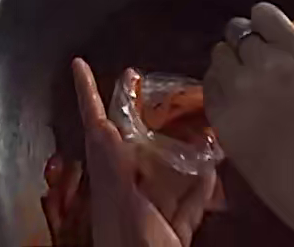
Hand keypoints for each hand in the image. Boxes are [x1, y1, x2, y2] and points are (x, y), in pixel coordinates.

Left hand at [72, 58, 217, 246]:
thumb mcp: (124, 211)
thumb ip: (115, 171)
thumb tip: (103, 127)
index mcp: (108, 179)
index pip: (94, 125)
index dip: (85, 93)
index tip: (78, 63)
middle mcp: (124, 189)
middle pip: (132, 140)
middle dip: (143, 113)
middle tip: (157, 84)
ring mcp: (147, 211)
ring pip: (162, 169)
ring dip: (179, 147)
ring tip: (198, 121)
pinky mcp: (169, 234)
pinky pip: (185, 203)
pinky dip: (199, 187)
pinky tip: (215, 170)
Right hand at [204, 4, 293, 245]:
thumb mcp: (254, 161)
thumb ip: (238, 122)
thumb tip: (238, 95)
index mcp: (225, 119)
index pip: (211, 80)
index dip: (227, 79)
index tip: (240, 83)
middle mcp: (238, 85)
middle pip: (223, 52)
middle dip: (238, 58)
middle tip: (259, 68)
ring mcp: (267, 62)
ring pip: (242, 30)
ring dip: (254, 39)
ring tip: (273, 50)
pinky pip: (266, 14)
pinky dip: (268, 18)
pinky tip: (280, 30)